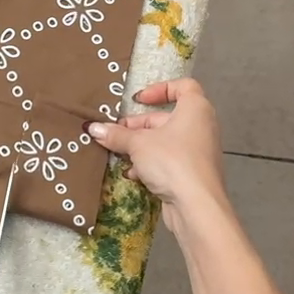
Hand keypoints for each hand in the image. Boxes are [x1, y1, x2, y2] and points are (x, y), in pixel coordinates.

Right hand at [86, 78, 231, 234]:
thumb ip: (116, 134)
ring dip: (140, 147)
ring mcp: (198, 152)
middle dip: (138, 125)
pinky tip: (132, 174)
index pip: (183, 87)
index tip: (138, 100)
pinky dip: (150, 164)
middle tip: (116, 133)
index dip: (160, 89)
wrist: (197, 206)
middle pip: (166, 118)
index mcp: (195, 109)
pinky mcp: (192, 173)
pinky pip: (168, 161)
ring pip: (164, 141)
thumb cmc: (172, 161)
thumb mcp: (138, 144)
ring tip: (119, 154)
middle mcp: (200, 127)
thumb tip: (93, 128)